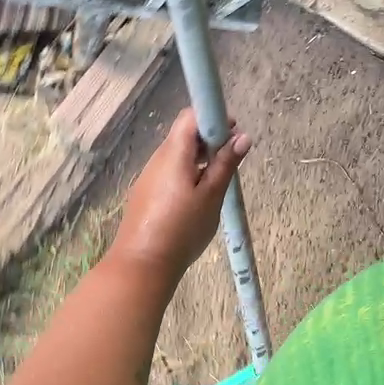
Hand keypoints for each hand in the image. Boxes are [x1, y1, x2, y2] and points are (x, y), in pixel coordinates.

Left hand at [105, 107, 250, 288]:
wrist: (140, 268)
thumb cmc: (181, 228)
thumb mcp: (211, 196)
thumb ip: (226, 164)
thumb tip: (243, 136)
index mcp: (174, 153)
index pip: (191, 116)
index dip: (214, 118)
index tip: (231, 135)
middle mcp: (158, 159)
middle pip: (184, 134)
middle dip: (210, 139)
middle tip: (229, 160)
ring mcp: (148, 177)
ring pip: (177, 154)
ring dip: (199, 157)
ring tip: (216, 181)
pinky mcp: (145, 194)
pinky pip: (169, 171)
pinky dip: (187, 173)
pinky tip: (196, 198)